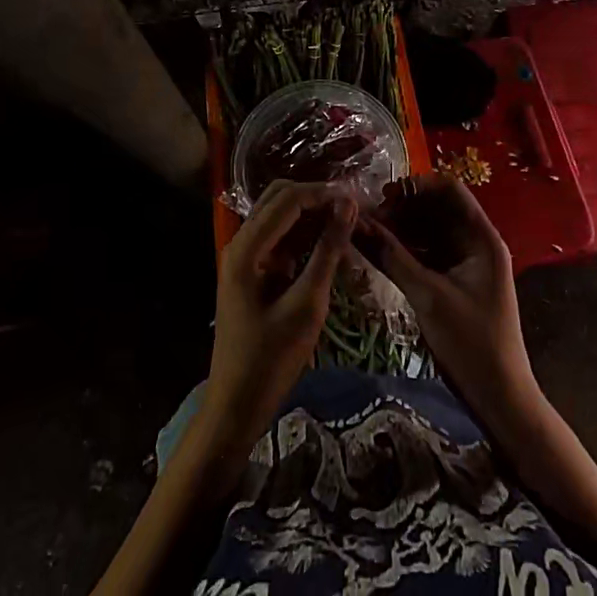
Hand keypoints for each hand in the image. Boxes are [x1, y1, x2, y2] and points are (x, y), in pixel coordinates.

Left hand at [206, 180, 356, 442]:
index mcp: (247, 249)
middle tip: (354, 208)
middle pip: (279, 198)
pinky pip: (281, 239)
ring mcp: (246, 258)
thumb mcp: (307, 303)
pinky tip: (332, 243)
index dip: (324, 193)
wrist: (237, 404)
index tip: (360, 197)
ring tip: (349, 221)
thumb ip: (328, 250)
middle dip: (316, 197)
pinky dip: (305, 235)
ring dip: (312, 213)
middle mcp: (241, 244)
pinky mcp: (254, 272)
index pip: (288, 199)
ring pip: (280, 216)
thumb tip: (349, 206)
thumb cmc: (272, 359)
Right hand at [359, 174, 539, 425]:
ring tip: (365, 233)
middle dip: (402, 208)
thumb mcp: (428, 296)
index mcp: (482, 237)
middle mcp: (475, 242)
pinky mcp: (454, 281)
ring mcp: (465, 262)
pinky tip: (378, 252)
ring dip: (400, 228)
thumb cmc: (471, 343)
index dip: (416, 185)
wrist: (499, 396)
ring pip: (429, 230)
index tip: (383, 196)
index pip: (450, 189)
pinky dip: (405, 249)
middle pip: (437, 208)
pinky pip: (428, 253)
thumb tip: (357, 224)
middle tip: (366, 217)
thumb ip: (392, 257)